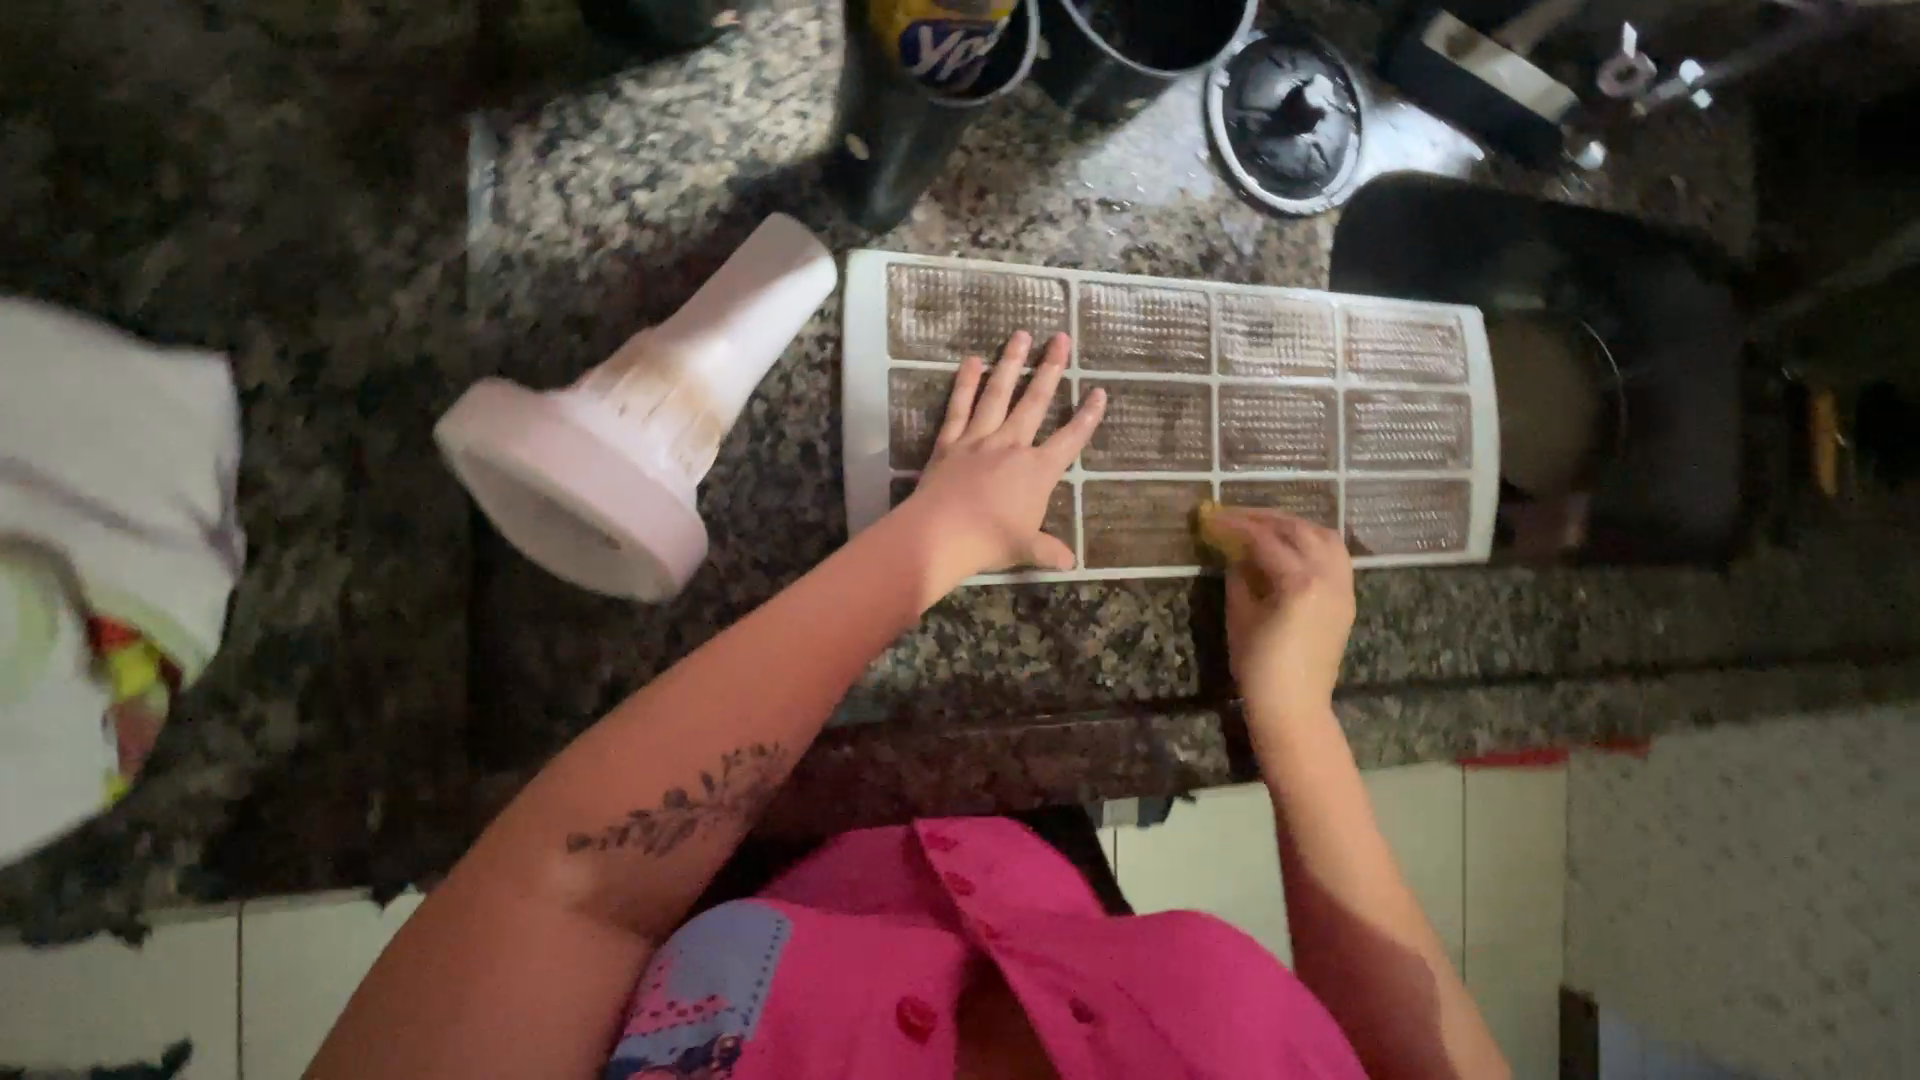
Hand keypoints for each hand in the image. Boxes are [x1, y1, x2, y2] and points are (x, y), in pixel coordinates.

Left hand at [900, 330, 1105, 583]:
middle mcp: (1012, 446)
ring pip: (999, 394)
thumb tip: (1070, 562)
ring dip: (1011, 364)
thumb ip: (1049, 550)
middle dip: (1051, 369)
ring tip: (1021, 335)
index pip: (1071, 439)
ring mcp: (979, 439)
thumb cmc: (989, 542)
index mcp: (1038, 471)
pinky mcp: (950, 442)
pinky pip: (959, 406)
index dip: (1088, 416)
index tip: (1099, 391)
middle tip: (1061, 339)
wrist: (942, 534)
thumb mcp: (1026, 550)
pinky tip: (972, 361)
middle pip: (1036, 402)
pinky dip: (965, 382)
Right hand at [1217, 510, 1355, 727]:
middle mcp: (1328, 577)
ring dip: (1294, 526)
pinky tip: (1291, 548)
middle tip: (1236, 516)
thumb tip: (1236, 550)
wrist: (1294, 705)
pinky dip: (1312, 543)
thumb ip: (1240, 575)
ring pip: (1324, 538)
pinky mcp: (1346, 599)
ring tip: (1266, 526)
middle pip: (1298, 530)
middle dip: (1265, 518)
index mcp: (1299, 582)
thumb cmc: (1259, 665)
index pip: (1264, 539)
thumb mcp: (1240, 615)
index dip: (1236, 525)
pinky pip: (1335, 557)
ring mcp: (1342, 587)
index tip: (1214, 517)